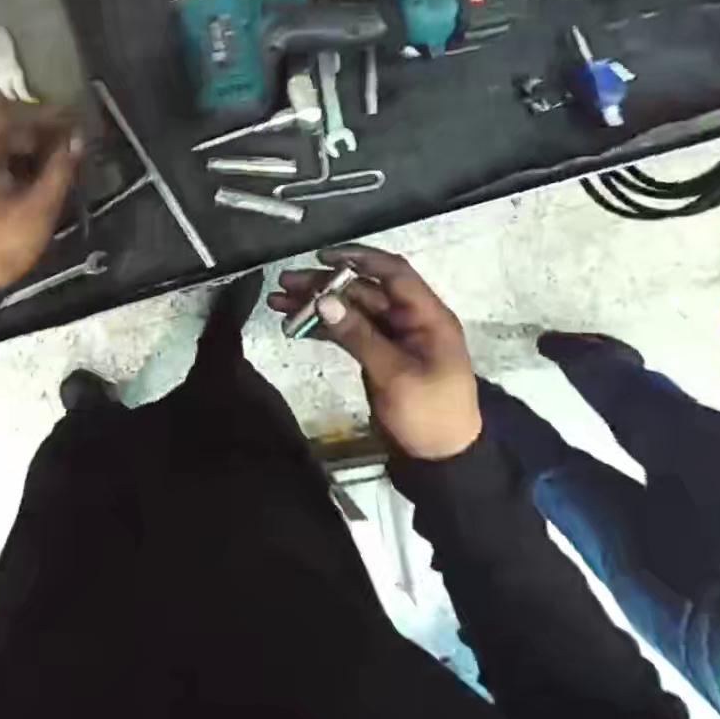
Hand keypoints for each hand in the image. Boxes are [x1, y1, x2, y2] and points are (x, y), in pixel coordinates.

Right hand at [268, 245, 479, 459]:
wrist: (440, 461)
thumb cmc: (428, 414)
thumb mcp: (395, 375)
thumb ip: (359, 335)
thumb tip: (324, 300)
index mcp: (426, 316)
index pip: (393, 273)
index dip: (359, 259)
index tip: (322, 258)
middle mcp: (408, 319)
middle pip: (363, 290)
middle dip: (324, 284)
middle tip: (285, 282)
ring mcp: (391, 336)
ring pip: (350, 309)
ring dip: (316, 304)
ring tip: (279, 301)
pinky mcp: (376, 354)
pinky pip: (347, 331)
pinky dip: (322, 327)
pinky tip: (294, 326)